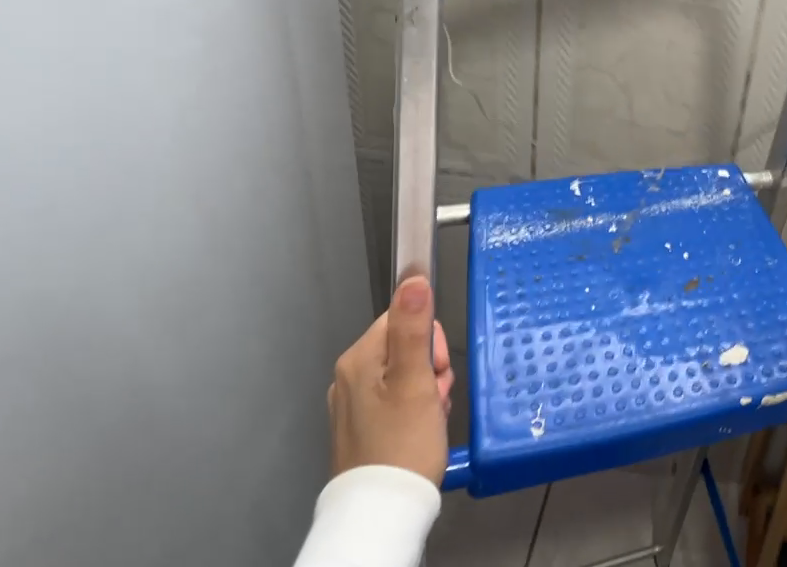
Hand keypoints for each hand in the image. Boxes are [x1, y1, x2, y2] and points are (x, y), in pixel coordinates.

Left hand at [327, 276, 454, 482]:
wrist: (383, 509)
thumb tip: (414, 278)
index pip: (404, 318)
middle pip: (406, 345)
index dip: (430, 340)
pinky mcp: (362, 425)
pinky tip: (422, 427)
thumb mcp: (416, 381)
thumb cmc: (403, 443)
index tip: (437, 370)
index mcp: (359, 359)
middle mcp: (349, 375)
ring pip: (406, 373)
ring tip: (431, 416)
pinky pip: (398, 397)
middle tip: (436, 397)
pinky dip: (416, 407)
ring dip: (428, 388)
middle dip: (432, 366)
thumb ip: (414, 328)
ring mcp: (353, 402)